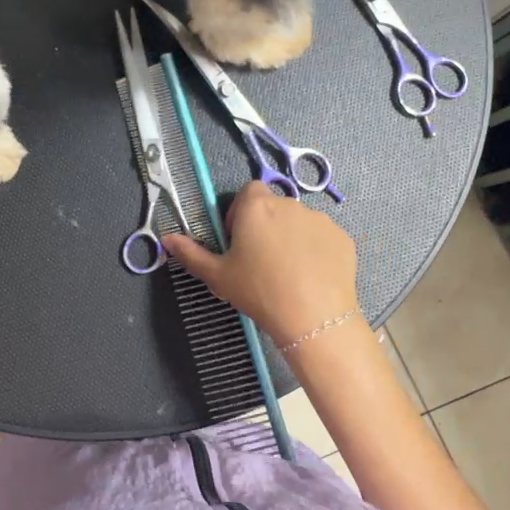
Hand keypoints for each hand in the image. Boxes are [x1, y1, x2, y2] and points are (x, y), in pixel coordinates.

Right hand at [163, 182, 360, 346]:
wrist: (314, 318)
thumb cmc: (258, 291)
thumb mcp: (217, 276)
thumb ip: (190, 253)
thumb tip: (166, 238)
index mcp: (256, 207)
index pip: (247, 191)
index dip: (240, 212)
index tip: (238, 240)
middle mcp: (290, 204)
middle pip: (273, 207)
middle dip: (265, 226)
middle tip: (259, 262)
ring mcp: (320, 220)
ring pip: (298, 223)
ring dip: (290, 238)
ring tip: (287, 273)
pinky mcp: (343, 238)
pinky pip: (322, 239)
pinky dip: (315, 252)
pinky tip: (310, 278)